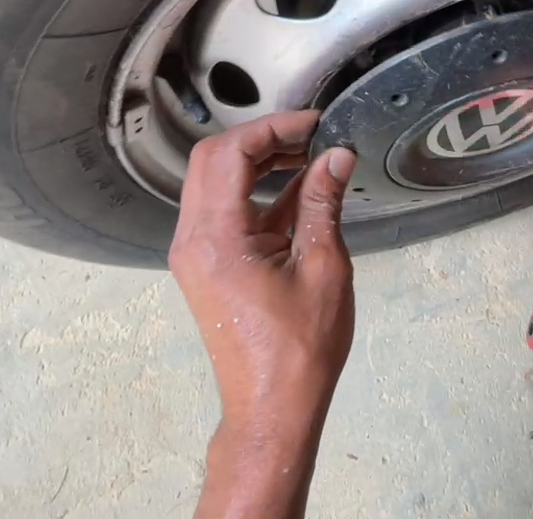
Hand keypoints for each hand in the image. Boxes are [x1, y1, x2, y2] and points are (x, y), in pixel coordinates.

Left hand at [168, 110, 357, 518]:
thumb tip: (338, 154)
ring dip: (261, 161)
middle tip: (311, 135)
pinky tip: (302, 187)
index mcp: (216, 238)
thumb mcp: (322, 266)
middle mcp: (194, 240)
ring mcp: (197, 253)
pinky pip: (227, 209)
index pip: (229, 153)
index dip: (273, 127)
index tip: (315, 123)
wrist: (273, 408)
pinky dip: (260, 191)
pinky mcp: (210, 264)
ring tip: (311, 155)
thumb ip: (323, 202)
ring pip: (217, 181)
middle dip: (263, 138)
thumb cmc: (300, 344)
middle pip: (214, 160)